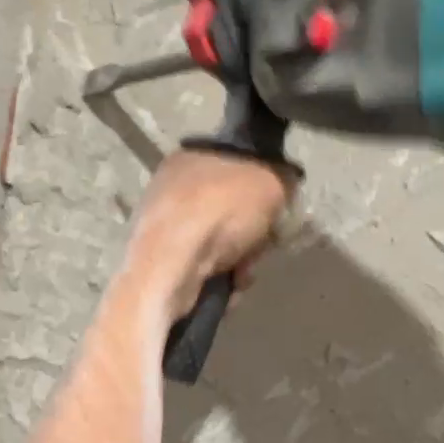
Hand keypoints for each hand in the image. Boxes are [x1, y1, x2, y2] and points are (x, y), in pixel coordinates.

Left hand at [124, 150, 295, 323]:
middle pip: (231, 210)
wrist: (170, 268)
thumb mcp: (269, 182)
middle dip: (253, 233)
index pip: (236, 164)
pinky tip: (228, 286)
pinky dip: (221, 280)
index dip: (262, 186)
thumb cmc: (219, 213)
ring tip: (243, 271)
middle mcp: (171, 189)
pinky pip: (204, 269)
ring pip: (220, 243)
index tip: (276, 206)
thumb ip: (282, 180)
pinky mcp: (161, 265)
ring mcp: (163, 229)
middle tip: (262, 245)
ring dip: (241, 261)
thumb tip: (283, 188)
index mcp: (190, 156)